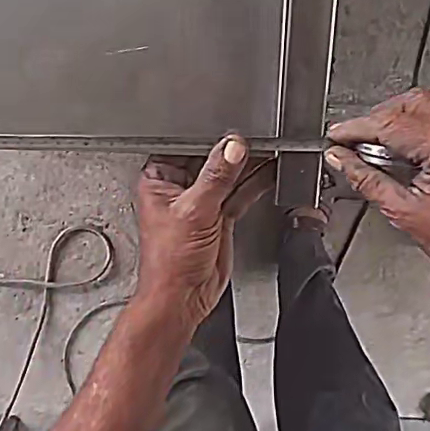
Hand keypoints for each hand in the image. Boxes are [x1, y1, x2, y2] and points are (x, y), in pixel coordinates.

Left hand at [134, 135, 273, 328]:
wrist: (183, 299)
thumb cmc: (169, 263)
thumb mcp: (194, 210)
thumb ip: (217, 177)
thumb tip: (232, 148)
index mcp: (159, 180)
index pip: (186, 148)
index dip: (209, 138)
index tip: (232, 131)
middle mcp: (179, 189)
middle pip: (210, 160)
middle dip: (233, 151)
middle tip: (256, 138)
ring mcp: (201, 203)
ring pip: (228, 176)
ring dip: (248, 166)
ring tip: (269, 150)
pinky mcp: (219, 217)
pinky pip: (240, 194)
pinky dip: (255, 184)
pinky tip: (269, 172)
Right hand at [326, 88, 429, 299]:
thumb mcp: (409, 215)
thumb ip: (370, 180)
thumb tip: (343, 159)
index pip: (392, 124)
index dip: (358, 127)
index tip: (340, 134)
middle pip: (413, 101)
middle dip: (381, 116)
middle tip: (360, 139)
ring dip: (404, 116)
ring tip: (387, 145)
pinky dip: (428, 122)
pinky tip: (417, 147)